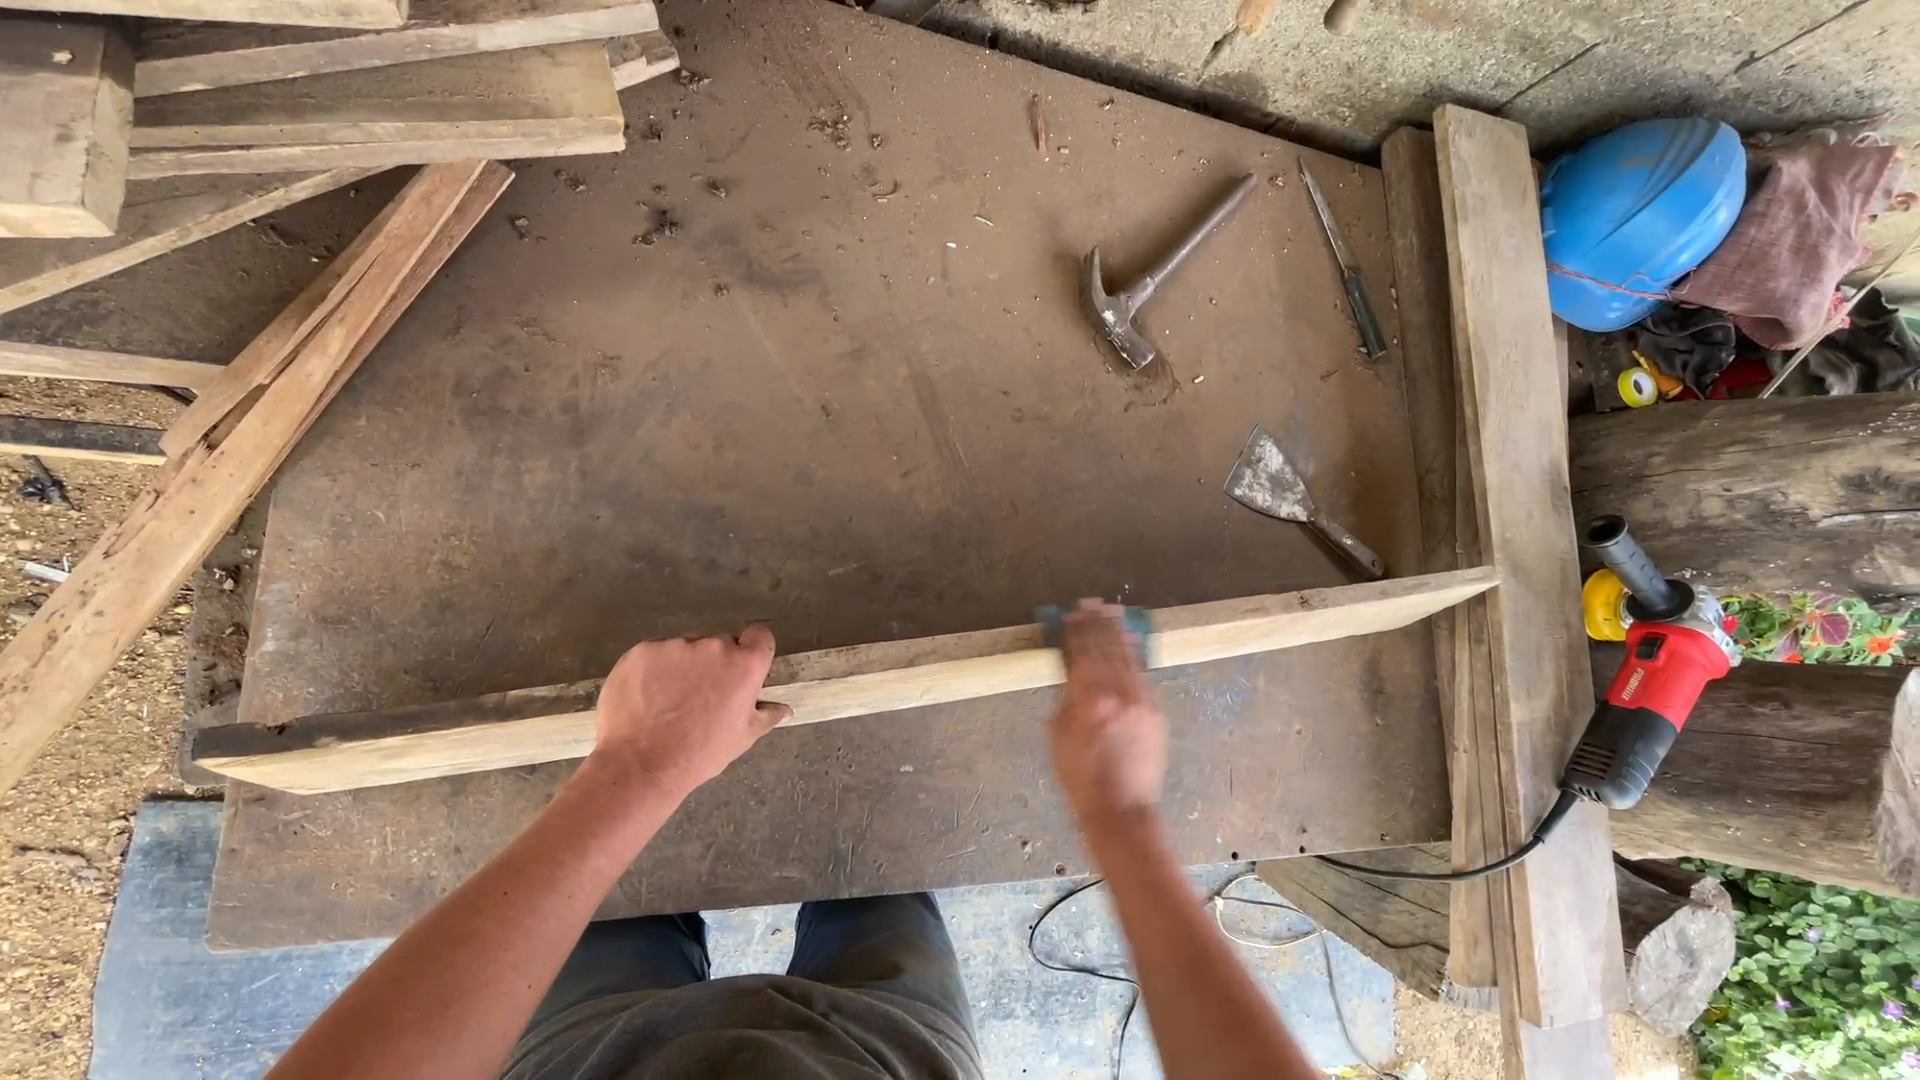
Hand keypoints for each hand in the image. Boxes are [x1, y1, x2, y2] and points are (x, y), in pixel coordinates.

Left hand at [590, 626, 791, 799]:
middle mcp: (713, 647)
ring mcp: (675, 646)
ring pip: (685, 649)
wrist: (641, 764)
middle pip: (720, 644)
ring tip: (669, 701)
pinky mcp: (642, 651)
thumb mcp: (743, 738)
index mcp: (744, 665)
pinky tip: (646, 697)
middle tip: (702, 696)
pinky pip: (654, 654)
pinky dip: (652, 670)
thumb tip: (784, 709)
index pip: (760, 637)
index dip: (753, 650)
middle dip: (715, 664)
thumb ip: (767, 715)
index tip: (742, 668)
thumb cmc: (699, 753)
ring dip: (682, 666)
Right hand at [1049, 600, 1166, 825]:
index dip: (1075, 629)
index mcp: (1087, 697)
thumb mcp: (1057, 734)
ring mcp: (1140, 700)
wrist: (1121, 808)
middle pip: (1105, 646)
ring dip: (1117, 631)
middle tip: (1089, 604)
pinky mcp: (1155, 710)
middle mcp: (1117, 692)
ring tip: (1110, 612)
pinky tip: (1129, 642)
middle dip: (1096, 622)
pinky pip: (1143, 673)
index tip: (1070, 614)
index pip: (1081, 651)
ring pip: (1127, 655)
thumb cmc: (1079, 776)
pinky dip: (1134, 654)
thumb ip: (1065, 697)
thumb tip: (1070, 671)